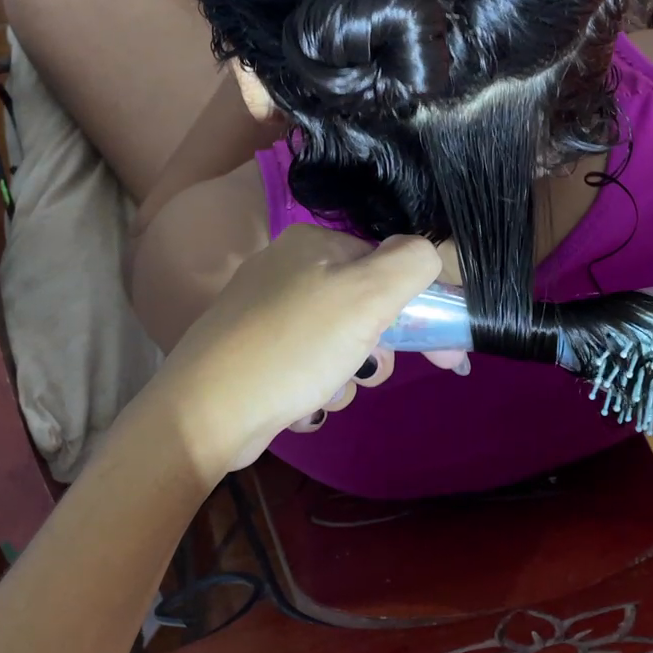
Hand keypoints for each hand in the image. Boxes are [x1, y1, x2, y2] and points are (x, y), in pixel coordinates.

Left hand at [151, 224, 441, 472]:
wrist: (209, 409)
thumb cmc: (294, 347)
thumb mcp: (366, 295)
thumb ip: (410, 263)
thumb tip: (427, 252)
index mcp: (313, 243)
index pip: (388, 264)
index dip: (420, 308)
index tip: (444, 353)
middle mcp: (287, 270)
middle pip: (365, 307)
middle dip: (377, 349)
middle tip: (371, 373)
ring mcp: (266, 313)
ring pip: (340, 344)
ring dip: (346, 374)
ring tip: (327, 392)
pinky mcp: (254, 354)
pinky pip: (308, 367)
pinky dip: (315, 387)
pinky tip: (302, 403)